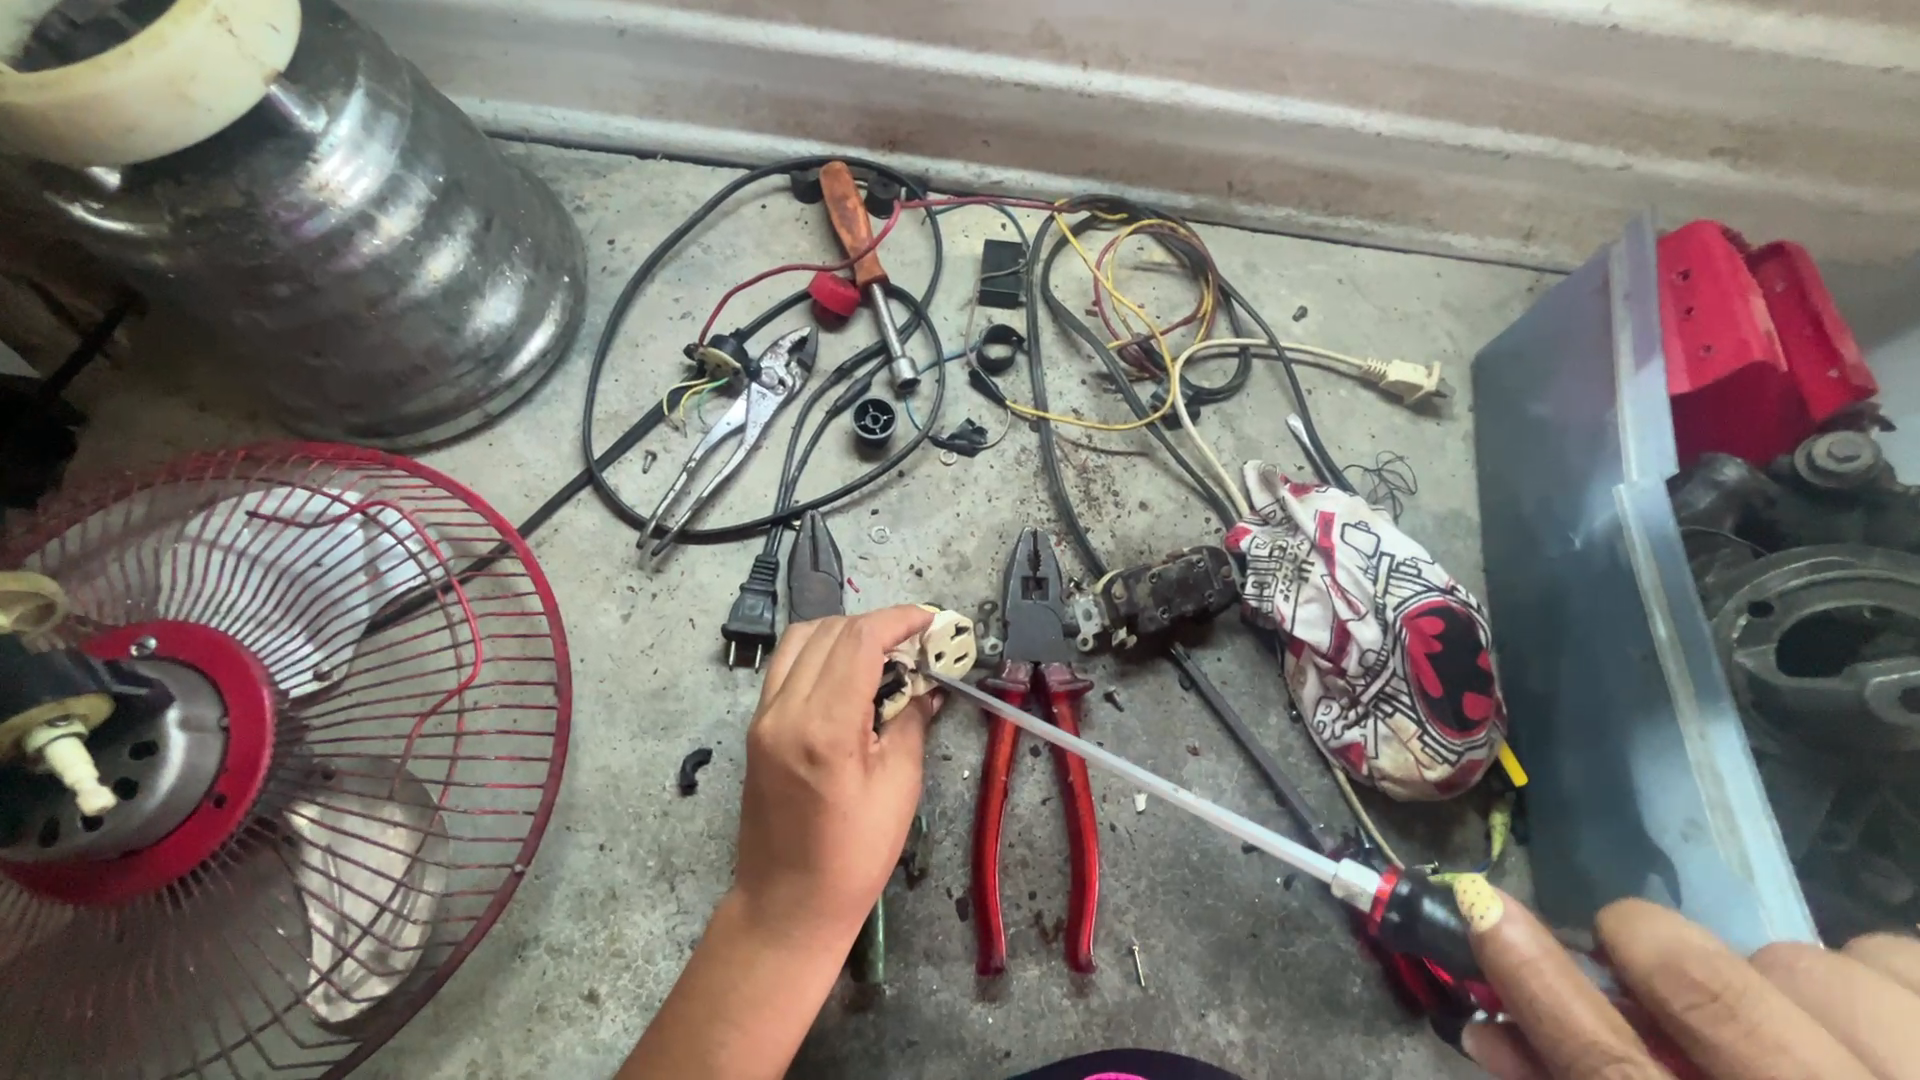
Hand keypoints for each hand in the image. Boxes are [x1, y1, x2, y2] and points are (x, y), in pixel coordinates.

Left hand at [731, 605, 941, 942]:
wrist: (786, 905)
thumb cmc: (853, 857)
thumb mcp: (899, 789)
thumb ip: (911, 723)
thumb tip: (927, 686)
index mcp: (825, 727)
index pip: (859, 640)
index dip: (899, 619)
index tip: (930, 620)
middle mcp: (785, 710)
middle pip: (830, 630)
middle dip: (876, 624)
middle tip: (914, 643)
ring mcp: (763, 716)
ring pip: (801, 639)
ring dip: (844, 631)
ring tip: (882, 652)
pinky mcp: (755, 726)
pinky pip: (786, 665)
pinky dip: (819, 651)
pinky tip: (847, 673)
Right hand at [1455, 876, 1919, 1079]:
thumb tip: (1490, 1030)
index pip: (1613, 1074)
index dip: (1540, 988)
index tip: (1485, 909)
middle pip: (1709, 989)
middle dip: (1647, 944)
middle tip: (1630, 948)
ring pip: (1813, 961)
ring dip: (1783, 983)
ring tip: (1807, 1035)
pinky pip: (1900, 955)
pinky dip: (1877, 978)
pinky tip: (1884, 1035)